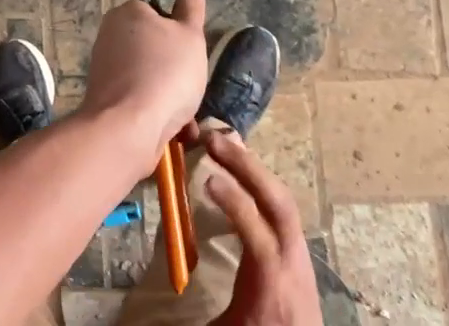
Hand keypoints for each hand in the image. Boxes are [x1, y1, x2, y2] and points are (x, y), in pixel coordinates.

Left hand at [79, 0, 207, 159]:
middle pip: (152, 49)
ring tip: (183, 115)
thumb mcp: (190, 37)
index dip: (177, 34)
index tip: (188, 54)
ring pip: (148, 78)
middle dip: (174, 70)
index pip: (157, 14)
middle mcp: (109, 35)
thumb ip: (191, 12)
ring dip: (168, 97)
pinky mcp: (104, 99)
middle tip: (189, 85)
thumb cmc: (165, 73)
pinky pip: (137, 101)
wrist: (128, 127)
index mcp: (127, 13)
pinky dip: (154, 113)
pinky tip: (172, 129)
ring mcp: (103, 68)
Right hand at [204, 131, 322, 325]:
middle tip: (213, 140)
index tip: (206, 180)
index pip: (259, 235)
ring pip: (283, 199)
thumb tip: (147, 314)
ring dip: (253, 168)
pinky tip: (242, 170)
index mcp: (272, 281)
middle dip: (247, 166)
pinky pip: (282, 206)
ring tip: (223, 143)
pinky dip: (261, 182)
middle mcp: (293, 259)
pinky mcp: (298, 248)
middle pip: (279, 203)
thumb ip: (190, 313)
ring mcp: (300, 251)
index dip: (235, 205)